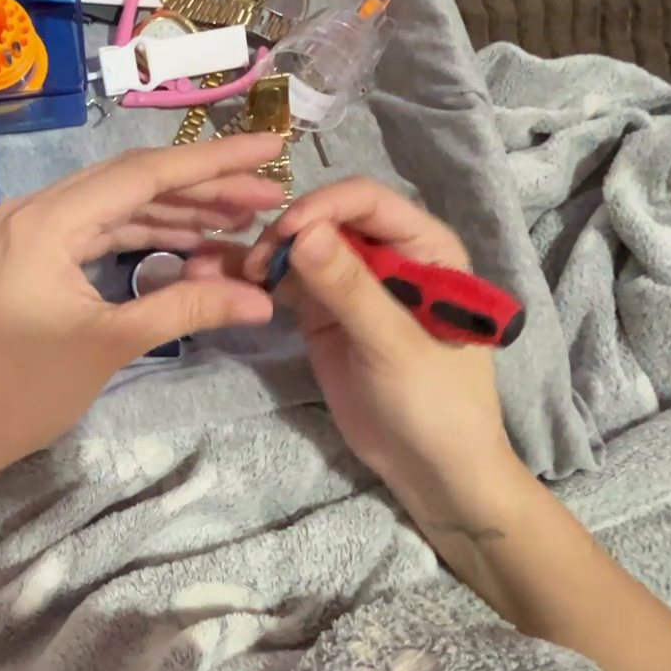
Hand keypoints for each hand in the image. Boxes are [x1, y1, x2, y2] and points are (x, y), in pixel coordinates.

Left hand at [0, 134, 288, 507]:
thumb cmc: (25, 390)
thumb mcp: (112, 344)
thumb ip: (188, 308)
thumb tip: (264, 298)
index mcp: (47, 221)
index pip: (142, 174)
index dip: (212, 161)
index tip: (271, 146)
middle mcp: (37, 209)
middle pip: (133, 182)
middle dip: (204, 187)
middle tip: (270, 194)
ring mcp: (34, 229)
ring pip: (119, 205)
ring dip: (179, 212)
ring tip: (244, 219)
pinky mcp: (38, 253)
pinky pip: (102, 230)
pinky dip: (148, 235)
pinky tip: (195, 242)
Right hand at [185, 177, 514, 491]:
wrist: (429, 468)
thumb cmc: (434, 404)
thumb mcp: (394, 345)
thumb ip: (350, 288)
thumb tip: (303, 232)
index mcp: (424, 248)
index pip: (368, 202)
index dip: (323, 207)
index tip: (282, 232)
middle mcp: (386, 254)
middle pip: (327, 219)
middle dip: (286, 232)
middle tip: (253, 264)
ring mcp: (351, 283)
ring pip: (301, 248)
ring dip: (266, 254)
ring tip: (236, 275)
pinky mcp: (323, 311)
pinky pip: (289, 282)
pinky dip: (262, 279)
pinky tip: (237, 284)